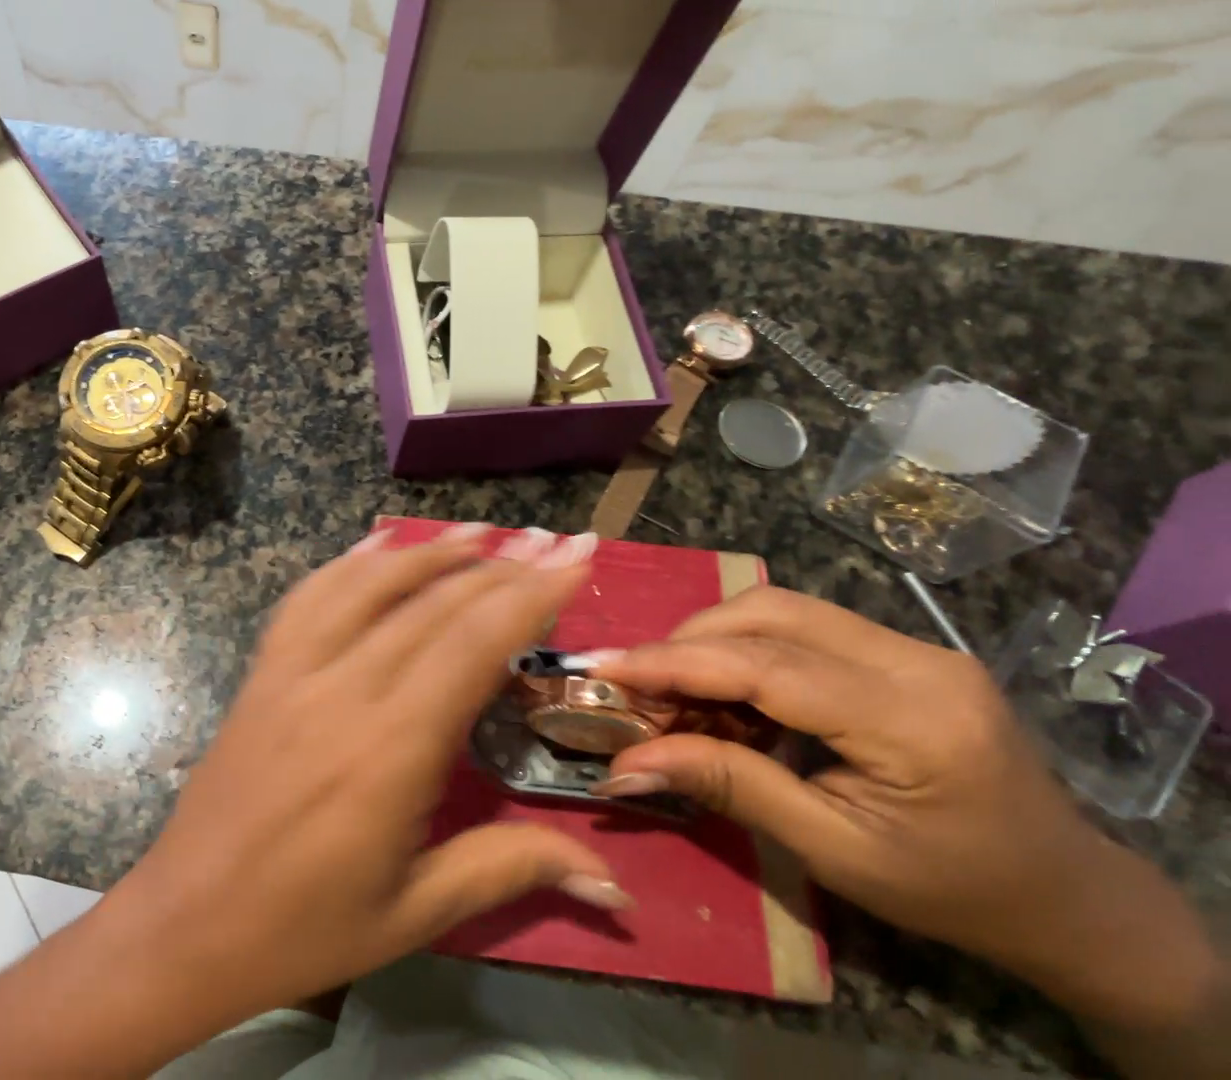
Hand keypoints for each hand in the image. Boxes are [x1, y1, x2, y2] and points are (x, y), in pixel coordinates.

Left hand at [102, 525, 619, 1017]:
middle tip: (553, 541)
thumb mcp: (416, 911)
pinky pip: (305, 602)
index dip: (529, 596)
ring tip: (480, 531)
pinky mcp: (260, 677)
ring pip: (364, 588)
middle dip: (499, 568)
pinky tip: (376, 548)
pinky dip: (346, 566)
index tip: (576, 559)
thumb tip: (616, 882)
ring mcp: (290, 676)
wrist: (186, 925)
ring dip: (425, 552)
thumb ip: (511, 869)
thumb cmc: (304, 930)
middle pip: (429, 607)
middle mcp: (340, 692)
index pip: (472, 644)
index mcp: (390, 749)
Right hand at [589, 587, 1222, 1042]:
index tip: (601, 667)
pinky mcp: (906, 653)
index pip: (768, 665)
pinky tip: (725, 696)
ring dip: (712, 642)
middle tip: (633, 689)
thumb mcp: (832, 851)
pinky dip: (746, 652)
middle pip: (772, 612)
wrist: (1064, 893)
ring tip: (671, 696)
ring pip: (783, 610)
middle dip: (687, 642)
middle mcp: (919, 661)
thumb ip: (730, 788)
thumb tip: (626, 763)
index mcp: (913, 720)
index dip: (675, 661)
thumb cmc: (949, 889)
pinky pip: (805, 630)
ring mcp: (918, 649)